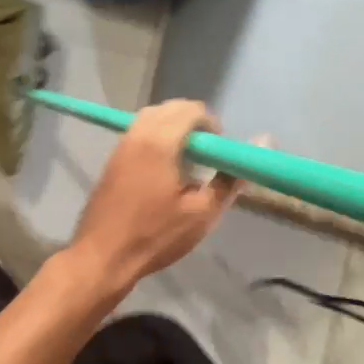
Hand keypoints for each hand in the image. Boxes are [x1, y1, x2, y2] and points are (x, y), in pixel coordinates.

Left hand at [69, 100, 238, 295]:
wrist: (102, 255)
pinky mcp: (111, 160)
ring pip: (150, 118)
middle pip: (169, 108)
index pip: (190, 110)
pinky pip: (137, 132)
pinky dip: (155, 136)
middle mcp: (136, 135)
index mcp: (159, 142)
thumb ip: (230, 177)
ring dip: (172, 127)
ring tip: (188, 160)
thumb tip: (261, 143)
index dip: (211, 125)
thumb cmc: (155, 236)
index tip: (219, 152)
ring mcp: (120, 146)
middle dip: (192, 122)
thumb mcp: (202, 213)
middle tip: (207, 154)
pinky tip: (165, 168)